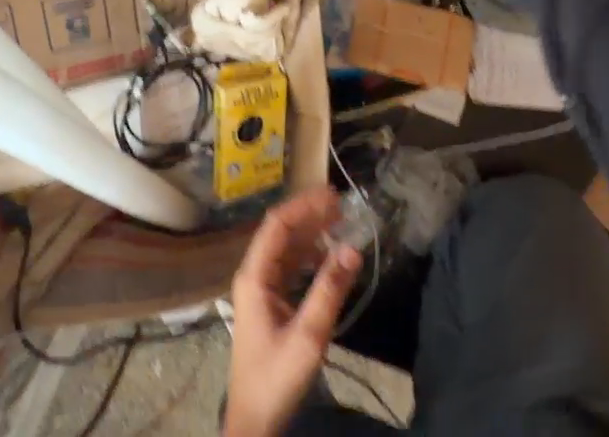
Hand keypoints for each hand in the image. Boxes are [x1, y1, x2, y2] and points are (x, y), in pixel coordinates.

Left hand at [225, 188, 362, 436]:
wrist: (255, 421)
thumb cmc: (276, 378)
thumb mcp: (308, 335)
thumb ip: (330, 290)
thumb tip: (354, 248)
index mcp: (254, 277)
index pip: (277, 225)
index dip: (303, 205)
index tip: (333, 194)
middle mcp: (254, 277)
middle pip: (281, 233)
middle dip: (311, 216)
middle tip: (344, 206)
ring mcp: (262, 291)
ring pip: (287, 249)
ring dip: (312, 234)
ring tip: (342, 225)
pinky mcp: (272, 305)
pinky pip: (291, 268)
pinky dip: (311, 256)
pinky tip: (331, 257)